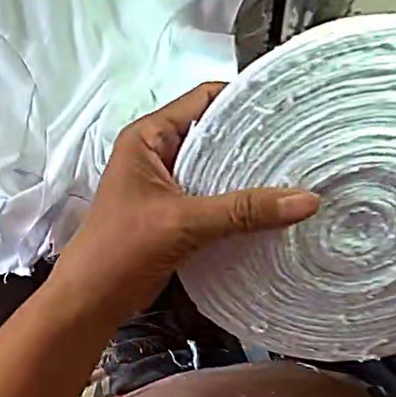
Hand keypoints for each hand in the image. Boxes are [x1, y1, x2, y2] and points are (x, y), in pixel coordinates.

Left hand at [50, 83, 320, 322]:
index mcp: (147, 138)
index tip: (287, 104)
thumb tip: (303, 200)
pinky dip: (238, 202)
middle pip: (214, 134)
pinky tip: (270, 207)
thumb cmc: (118, 250)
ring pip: (216, 169)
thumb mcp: (182, 223)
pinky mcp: (174, 214)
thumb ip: (242, 210)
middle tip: (300, 141)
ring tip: (294, 173)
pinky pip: (213, 198)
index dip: (244, 97)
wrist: (92, 299)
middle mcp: (156, 155)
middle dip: (253, 140)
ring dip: (247, 175)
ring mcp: (165, 185)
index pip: (204, 99)